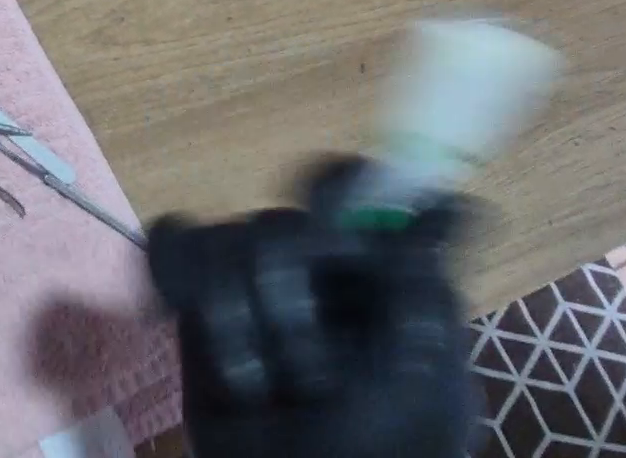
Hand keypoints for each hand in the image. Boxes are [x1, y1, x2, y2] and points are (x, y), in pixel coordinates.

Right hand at [148, 158, 474, 457]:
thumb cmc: (377, 453)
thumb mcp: (422, 389)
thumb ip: (421, 296)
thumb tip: (454, 202)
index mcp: (381, 277)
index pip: (367, 194)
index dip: (348, 192)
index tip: (337, 238)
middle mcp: (313, 261)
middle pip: (279, 224)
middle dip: (282, 303)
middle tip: (305, 371)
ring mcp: (247, 269)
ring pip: (219, 239)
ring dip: (233, 322)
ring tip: (254, 381)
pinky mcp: (192, 282)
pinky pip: (171, 241)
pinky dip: (171, 276)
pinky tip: (179, 313)